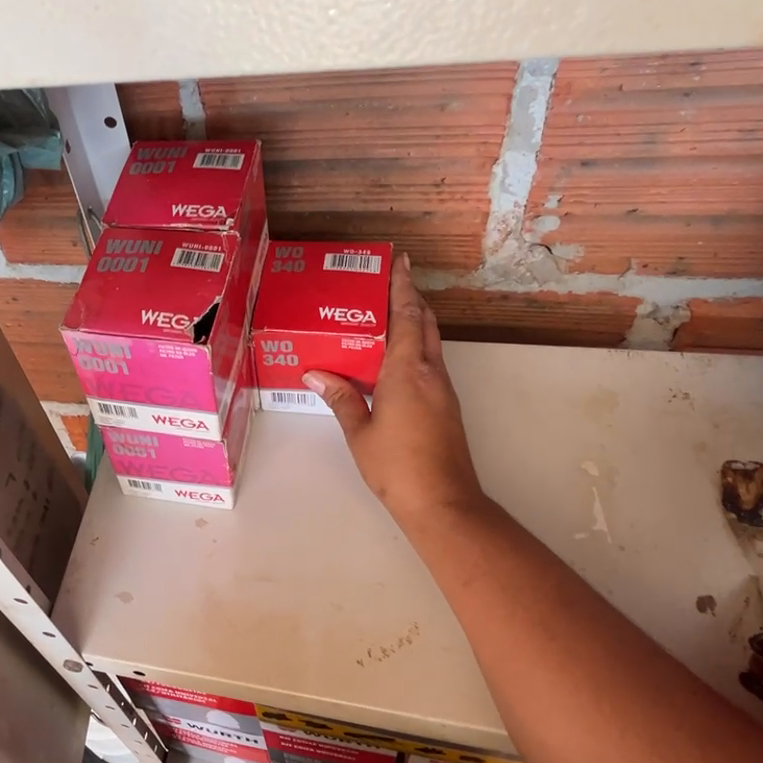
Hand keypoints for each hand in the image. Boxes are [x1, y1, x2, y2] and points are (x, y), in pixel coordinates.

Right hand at [303, 254, 485, 528]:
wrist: (443, 502)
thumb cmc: (396, 467)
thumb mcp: (360, 432)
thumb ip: (341, 398)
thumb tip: (316, 373)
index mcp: (406, 372)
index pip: (406, 316)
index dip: (402, 286)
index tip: (399, 260)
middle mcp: (430, 373)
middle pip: (424, 323)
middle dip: (410, 298)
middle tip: (390, 280)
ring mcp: (443, 390)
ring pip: (431, 342)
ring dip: (415, 322)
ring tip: (388, 313)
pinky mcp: (446, 406)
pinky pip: (430, 363)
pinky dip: (415, 348)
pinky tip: (394, 359)